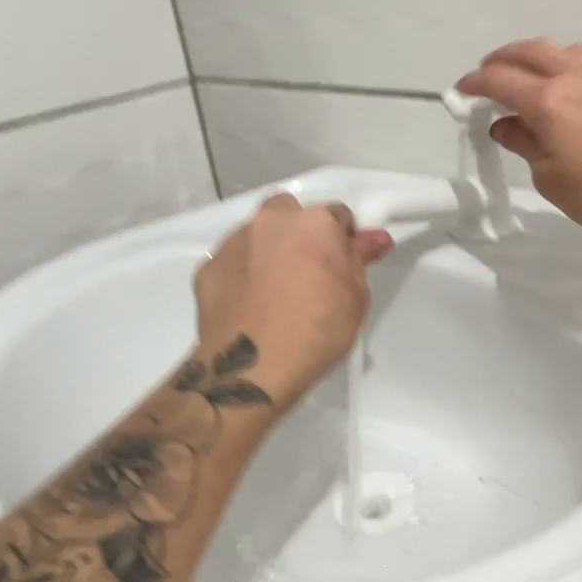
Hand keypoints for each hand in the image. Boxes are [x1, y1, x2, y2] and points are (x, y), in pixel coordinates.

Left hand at [194, 194, 393, 409]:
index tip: (343, 265)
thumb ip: (360, 258)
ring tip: (274, 293)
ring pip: (257, 235)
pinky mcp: (207, 267)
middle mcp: (270, 221)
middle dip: (300, 232)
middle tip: (308, 272)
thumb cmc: (317, 331)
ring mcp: (233, 242)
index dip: (344, 239)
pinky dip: (242, 275)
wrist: (252, 368)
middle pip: (290, 213)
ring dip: (268, 251)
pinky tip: (249, 305)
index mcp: (314, 223)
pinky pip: (232, 262)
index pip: (338, 215)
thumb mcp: (355, 298)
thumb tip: (374, 237)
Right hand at [456, 39, 581, 239]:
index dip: (476, 83)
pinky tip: (579, 93)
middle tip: (489, 71)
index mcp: (548, 101)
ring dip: (542, 57)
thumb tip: (506, 125)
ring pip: (568, 52)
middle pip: (532, 52)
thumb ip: (527, 148)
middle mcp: (578, 77)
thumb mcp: (554, 181)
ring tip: (534, 74)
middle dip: (504, 58)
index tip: (462, 91)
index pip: (501, 81)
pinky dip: (572, 69)